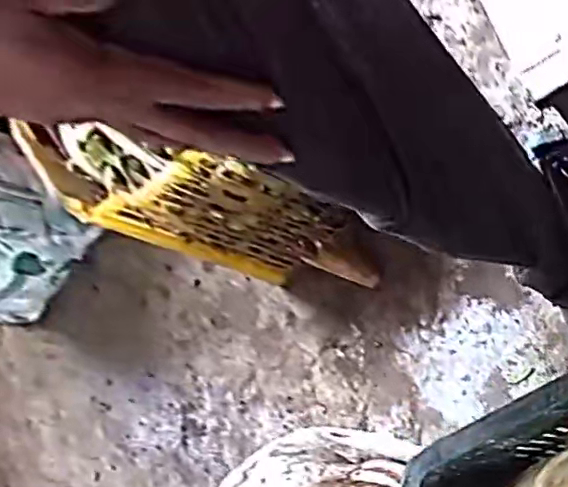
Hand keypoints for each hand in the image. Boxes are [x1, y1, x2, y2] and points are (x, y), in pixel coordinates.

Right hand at [0, 0, 290, 161]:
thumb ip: (73, 2)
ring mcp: (68, 114)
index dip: (236, 94)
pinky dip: (148, 122)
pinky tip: (154, 118)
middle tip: (286, 152)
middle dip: (241, 144)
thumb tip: (127, 5)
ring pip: (154, 132)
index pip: (188, 89)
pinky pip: (114, 119)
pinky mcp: (41, 110)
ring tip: (234, 144)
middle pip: (189, 133)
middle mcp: (97, 107)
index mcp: (97, 77)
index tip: (277, 100)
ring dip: (197, 138)